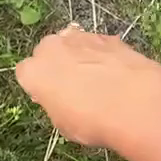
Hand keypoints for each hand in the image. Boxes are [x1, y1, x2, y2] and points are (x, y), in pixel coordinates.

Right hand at [15, 26, 160, 147]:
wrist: (134, 102)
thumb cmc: (91, 120)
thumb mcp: (64, 124)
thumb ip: (56, 104)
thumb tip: (63, 97)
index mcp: (33, 71)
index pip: (27, 74)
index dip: (40, 86)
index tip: (53, 98)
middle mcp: (52, 48)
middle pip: (48, 52)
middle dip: (57, 65)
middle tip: (74, 87)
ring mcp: (80, 38)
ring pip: (72, 44)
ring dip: (79, 56)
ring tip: (97, 79)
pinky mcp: (107, 36)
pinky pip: (97, 44)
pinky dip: (102, 54)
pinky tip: (115, 72)